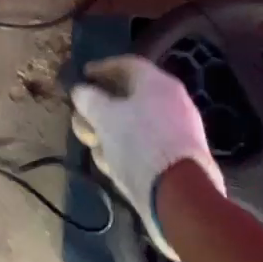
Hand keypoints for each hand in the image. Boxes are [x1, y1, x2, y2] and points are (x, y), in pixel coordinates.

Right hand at [70, 56, 226, 259]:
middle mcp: (173, 102)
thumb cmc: (138, 143)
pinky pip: (147, 147)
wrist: (179, 196)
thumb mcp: (103, 116)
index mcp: (158, 83)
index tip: (82, 76)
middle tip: (82, 118)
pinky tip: (112, 165)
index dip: (100, 68)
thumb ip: (88, 98)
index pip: (126, 64)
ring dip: (110, 133)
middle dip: (100, 109)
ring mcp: (179, 133)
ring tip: (93, 146)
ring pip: (135, 125)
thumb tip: (81, 91)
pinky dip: (127, 151)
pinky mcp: (181, 161)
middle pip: (128, 98)